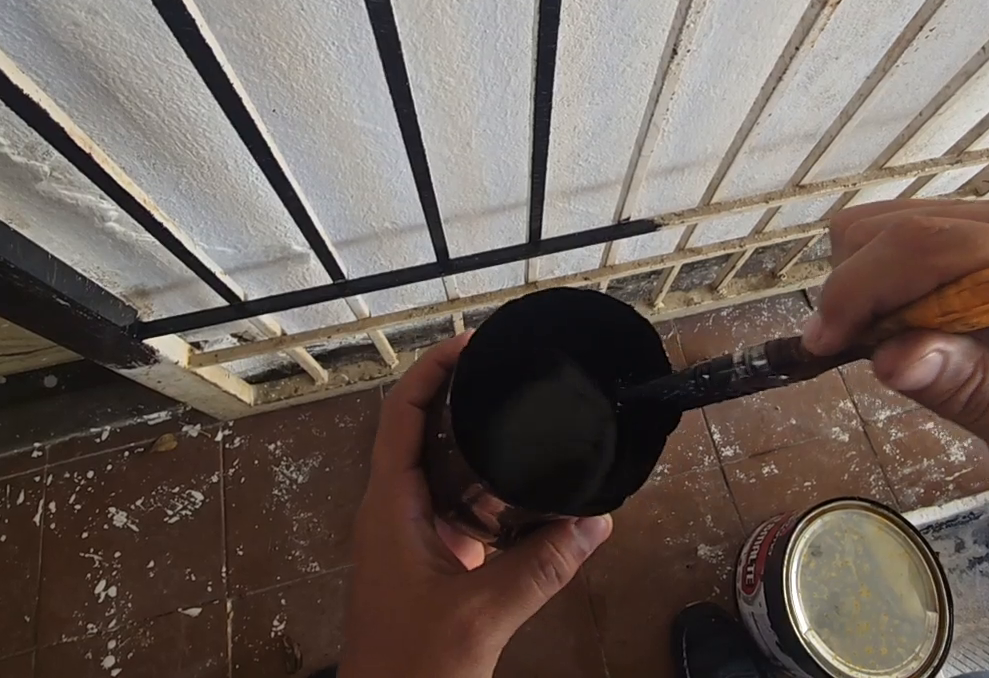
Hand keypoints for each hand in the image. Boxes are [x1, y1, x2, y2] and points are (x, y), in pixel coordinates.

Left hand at [338, 334, 613, 677]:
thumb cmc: (415, 665)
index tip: (473, 343)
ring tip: (512, 400)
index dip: (430, 369)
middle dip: (451, 387)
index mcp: (389, 504)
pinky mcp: (424, 551)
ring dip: (463, 426)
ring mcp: (406, 530)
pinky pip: (448, 492)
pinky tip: (514, 472)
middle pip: (413, 424)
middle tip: (502, 364)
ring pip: (431, 458)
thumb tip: (598, 519)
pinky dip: (476, 470)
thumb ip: (541, 566)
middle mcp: (392, 506)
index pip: (398, 413)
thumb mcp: (481, 615)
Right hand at [802, 198, 988, 521]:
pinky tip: (910, 328)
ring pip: (881, 225)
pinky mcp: (975, 230)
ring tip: (899, 348)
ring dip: (865, 288)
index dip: (868, 287)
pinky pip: (891, 238)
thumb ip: (981, 397)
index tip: (823, 344)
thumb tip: (887, 357)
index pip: (940, 249)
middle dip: (858, 292)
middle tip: (864, 359)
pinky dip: (877, 283)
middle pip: (898, 228)